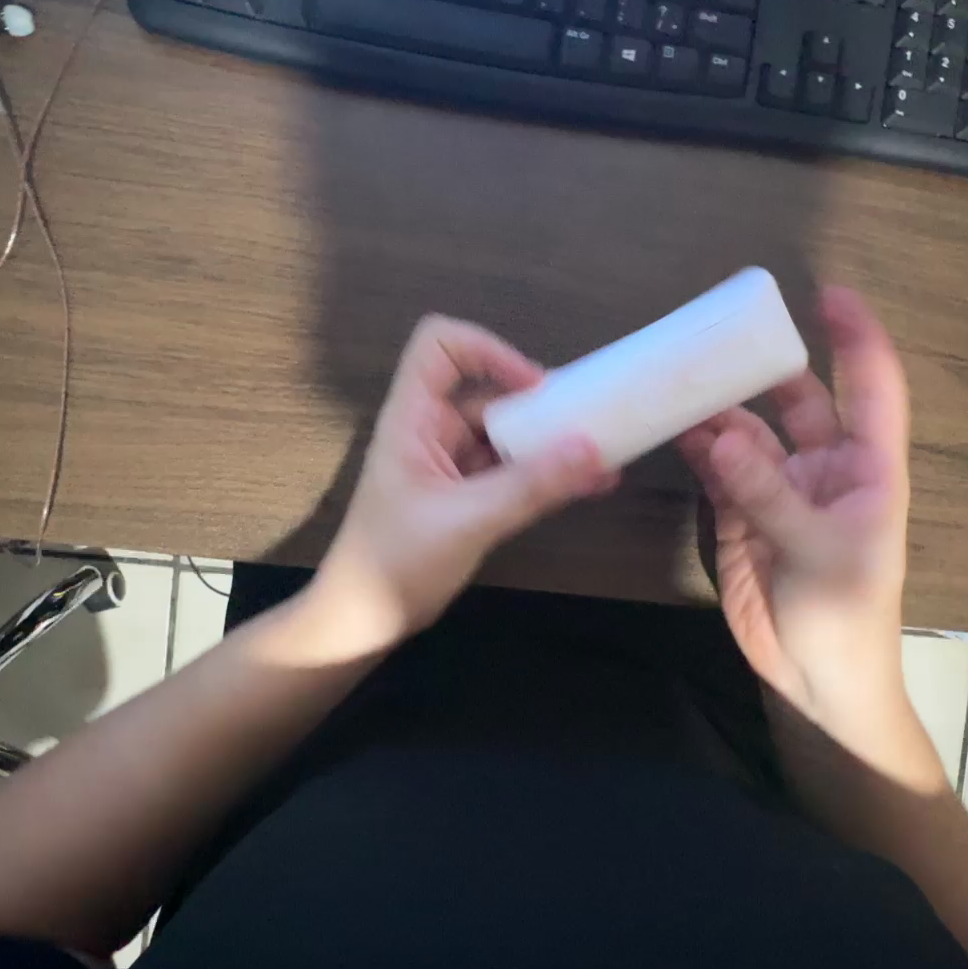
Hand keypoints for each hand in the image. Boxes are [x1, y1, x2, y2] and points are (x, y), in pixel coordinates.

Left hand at [310, 314, 619, 653]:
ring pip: (505, 434)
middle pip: (487, 392)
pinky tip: (588, 484)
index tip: (535, 388)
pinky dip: (544, 474)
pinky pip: (509, 470)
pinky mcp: (464, 495)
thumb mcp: (468, 522)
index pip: (440, 346)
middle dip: (539, 405)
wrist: (364, 622)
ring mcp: (448, 464)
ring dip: (549, 443)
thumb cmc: (397, 564)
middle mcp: (430, 431)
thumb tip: (592, 449)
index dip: (488, 350)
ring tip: (603, 457)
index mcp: (412, 419)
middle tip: (592, 421)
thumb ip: (530, 486)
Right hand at [676, 286, 909, 715]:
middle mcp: (824, 467)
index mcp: (868, 469)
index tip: (827, 296)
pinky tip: (667, 425)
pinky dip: (694, 446)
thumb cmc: (845, 614)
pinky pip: (716, 467)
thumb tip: (718, 436)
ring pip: (746, 432)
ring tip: (675, 380)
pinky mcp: (738, 511)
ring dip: (716, 409)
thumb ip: (768, 493)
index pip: (872, 389)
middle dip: (762, 368)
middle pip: (796, 400)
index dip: (857, 339)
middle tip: (717, 336)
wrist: (814, 677)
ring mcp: (777, 488)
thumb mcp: (819, 551)